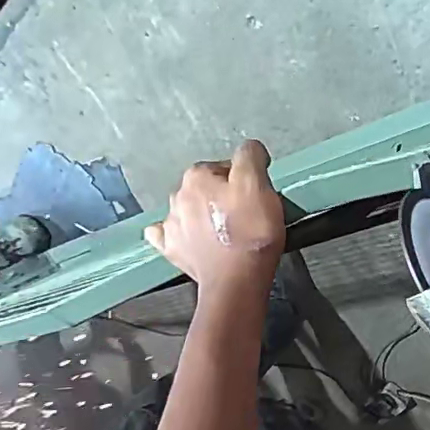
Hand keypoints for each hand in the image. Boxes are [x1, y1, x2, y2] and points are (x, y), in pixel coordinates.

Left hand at [144, 140, 285, 286]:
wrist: (236, 279)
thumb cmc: (252, 231)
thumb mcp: (259, 185)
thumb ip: (251, 157)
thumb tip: (250, 149)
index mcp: (198, 176)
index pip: (224, 166)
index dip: (244, 179)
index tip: (257, 196)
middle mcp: (177, 195)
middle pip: (206, 187)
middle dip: (223, 195)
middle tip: (247, 213)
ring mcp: (171, 224)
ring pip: (189, 209)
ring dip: (205, 214)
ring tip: (229, 230)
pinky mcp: (171, 248)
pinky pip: (170, 233)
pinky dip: (180, 232)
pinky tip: (193, 238)